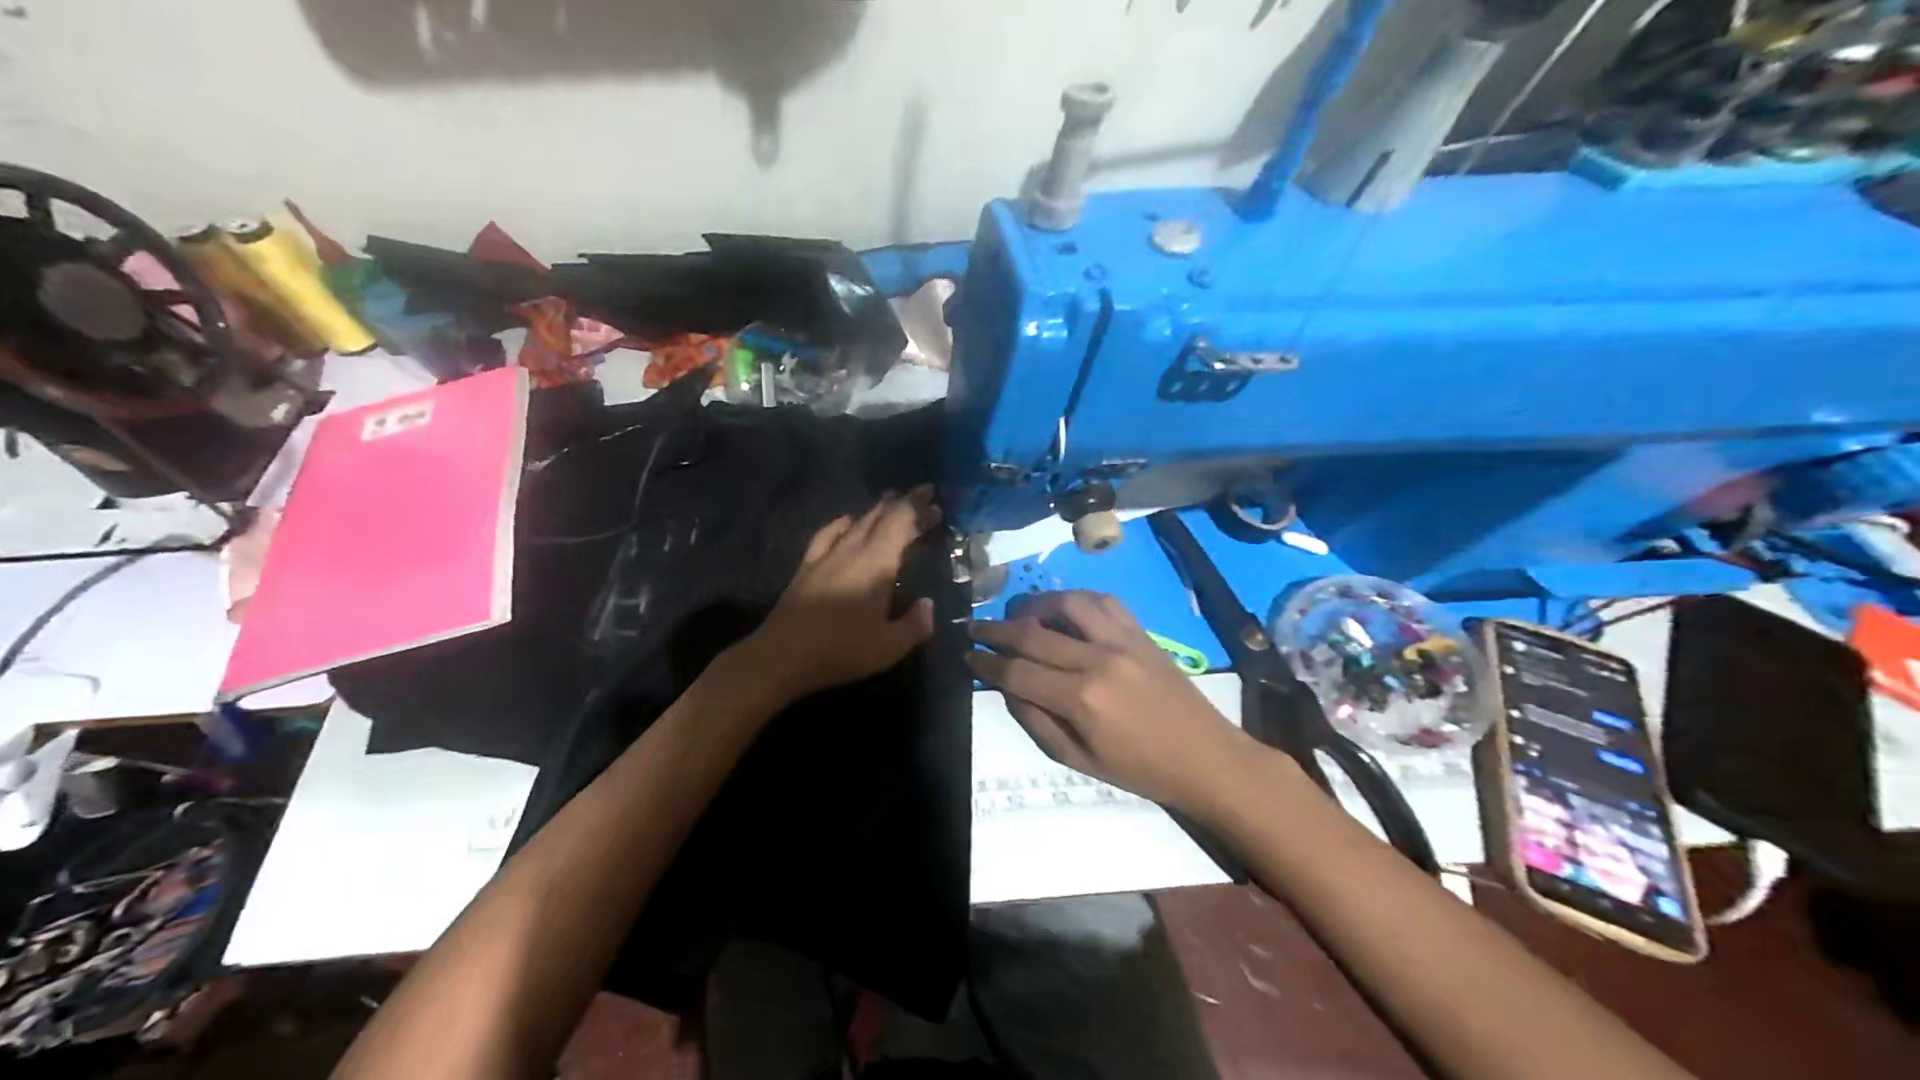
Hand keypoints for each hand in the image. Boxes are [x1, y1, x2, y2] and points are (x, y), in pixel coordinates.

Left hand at [737, 487, 940, 701]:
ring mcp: (826, 557)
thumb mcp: (889, 647)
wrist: (782, 656)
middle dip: (903, 505)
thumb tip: (928, 605)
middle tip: (924, 499)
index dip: (917, 506)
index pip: (900, 523)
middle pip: (880, 517)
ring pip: (856, 522)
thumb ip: (916, 625)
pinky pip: (827, 534)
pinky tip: (847, 521)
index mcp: (877, 565)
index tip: (933, 495)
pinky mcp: (807, 567)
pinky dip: (842, 523)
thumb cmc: (841, 651)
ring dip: (876, 510)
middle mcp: (852, 551)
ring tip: (890, 502)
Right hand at [968, 591, 1253, 809]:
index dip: (986, 661)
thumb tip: (1006, 686)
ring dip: (1035, 604)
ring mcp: (1123, 640)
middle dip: (996, 629)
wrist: (1205, 757)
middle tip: (974, 626)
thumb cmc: (1139, 769)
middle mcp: (1098, 660)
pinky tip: (1063, 609)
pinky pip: (1103, 601)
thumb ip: (1036, 720)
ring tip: (1019, 614)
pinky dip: (1075, 599)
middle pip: (1032, 632)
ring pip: (1067, 602)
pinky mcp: (1141, 632)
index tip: (967, 654)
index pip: (1017, 671)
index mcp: (1081, 699)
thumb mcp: (1078, 760)